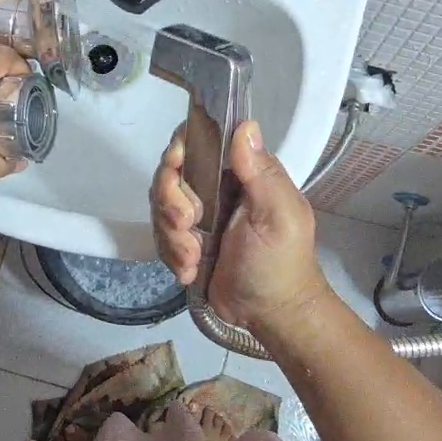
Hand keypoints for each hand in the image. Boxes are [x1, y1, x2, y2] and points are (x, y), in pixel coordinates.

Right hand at [151, 120, 329, 327]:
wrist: (268, 314)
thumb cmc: (281, 264)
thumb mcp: (279, 217)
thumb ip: (262, 173)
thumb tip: (246, 126)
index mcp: (242, 172)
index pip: (201, 140)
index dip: (181, 149)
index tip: (177, 168)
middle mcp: (217, 187)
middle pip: (170, 174)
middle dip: (171, 202)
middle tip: (188, 225)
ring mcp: (199, 215)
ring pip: (161, 207)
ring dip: (172, 236)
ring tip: (193, 259)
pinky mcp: (185, 241)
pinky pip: (160, 236)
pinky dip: (172, 255)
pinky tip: (190, 270)